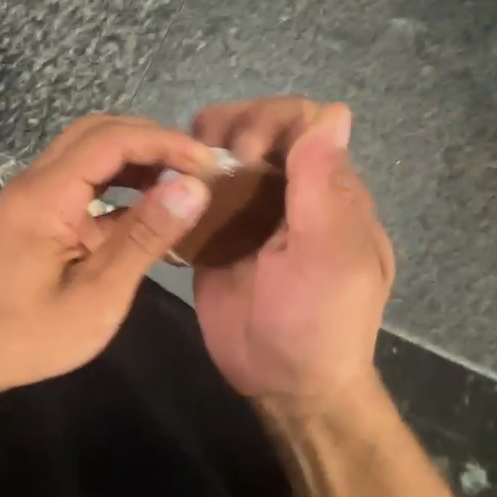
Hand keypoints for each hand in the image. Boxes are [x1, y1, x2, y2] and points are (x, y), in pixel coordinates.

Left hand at [0, 115, 214, 397]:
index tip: (212, 165)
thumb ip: (144, 236)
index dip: (164, 143)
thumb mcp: (99, 293)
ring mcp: (31, 197)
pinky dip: (118, 185)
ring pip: (87, 154)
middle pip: (96, 134)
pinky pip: (80, 181)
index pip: (110, 140)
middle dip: (151, 142)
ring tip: (184, 185)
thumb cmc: (34, 335)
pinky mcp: (35, 215)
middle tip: (200, 170)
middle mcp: (33, 183)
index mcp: (44, 196)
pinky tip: (152, 211)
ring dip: (135, 160)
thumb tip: (194, 186)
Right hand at [190, 99, 394, 416]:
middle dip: (227, 133)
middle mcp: (290, 193)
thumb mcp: (330, 256)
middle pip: (257, 129)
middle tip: (209, 173)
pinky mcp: (213, 239)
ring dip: (197, 156)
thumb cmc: (318, 321)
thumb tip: (333, 113)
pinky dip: (177, 189)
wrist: (283, 382)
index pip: (303, 121)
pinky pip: (194, 198)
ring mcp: (248, 215)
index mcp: (329, 191)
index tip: (242, 155)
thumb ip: (325, 187)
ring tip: (180, 181)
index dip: (268, 123)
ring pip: (221, 158)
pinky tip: (163, 200)